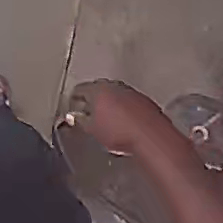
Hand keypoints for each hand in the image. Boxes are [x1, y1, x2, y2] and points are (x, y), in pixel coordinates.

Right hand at [63, 80, 192, 163]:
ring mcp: (130, 91)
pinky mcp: (144, 100)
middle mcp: (114, 85)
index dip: (74, 100)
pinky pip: (129, 102)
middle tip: (89, 114)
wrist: (150, 136)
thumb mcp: (92, 130)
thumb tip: (75, 117)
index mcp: (97, 89)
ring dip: (110, 104)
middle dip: (92, 101)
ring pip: (115, 95)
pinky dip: (124, 109)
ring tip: (108, 121)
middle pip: (98, 90)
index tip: (73, 107)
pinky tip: (124, 123)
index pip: (79, 89)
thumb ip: (80, 121)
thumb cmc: (119, 131)